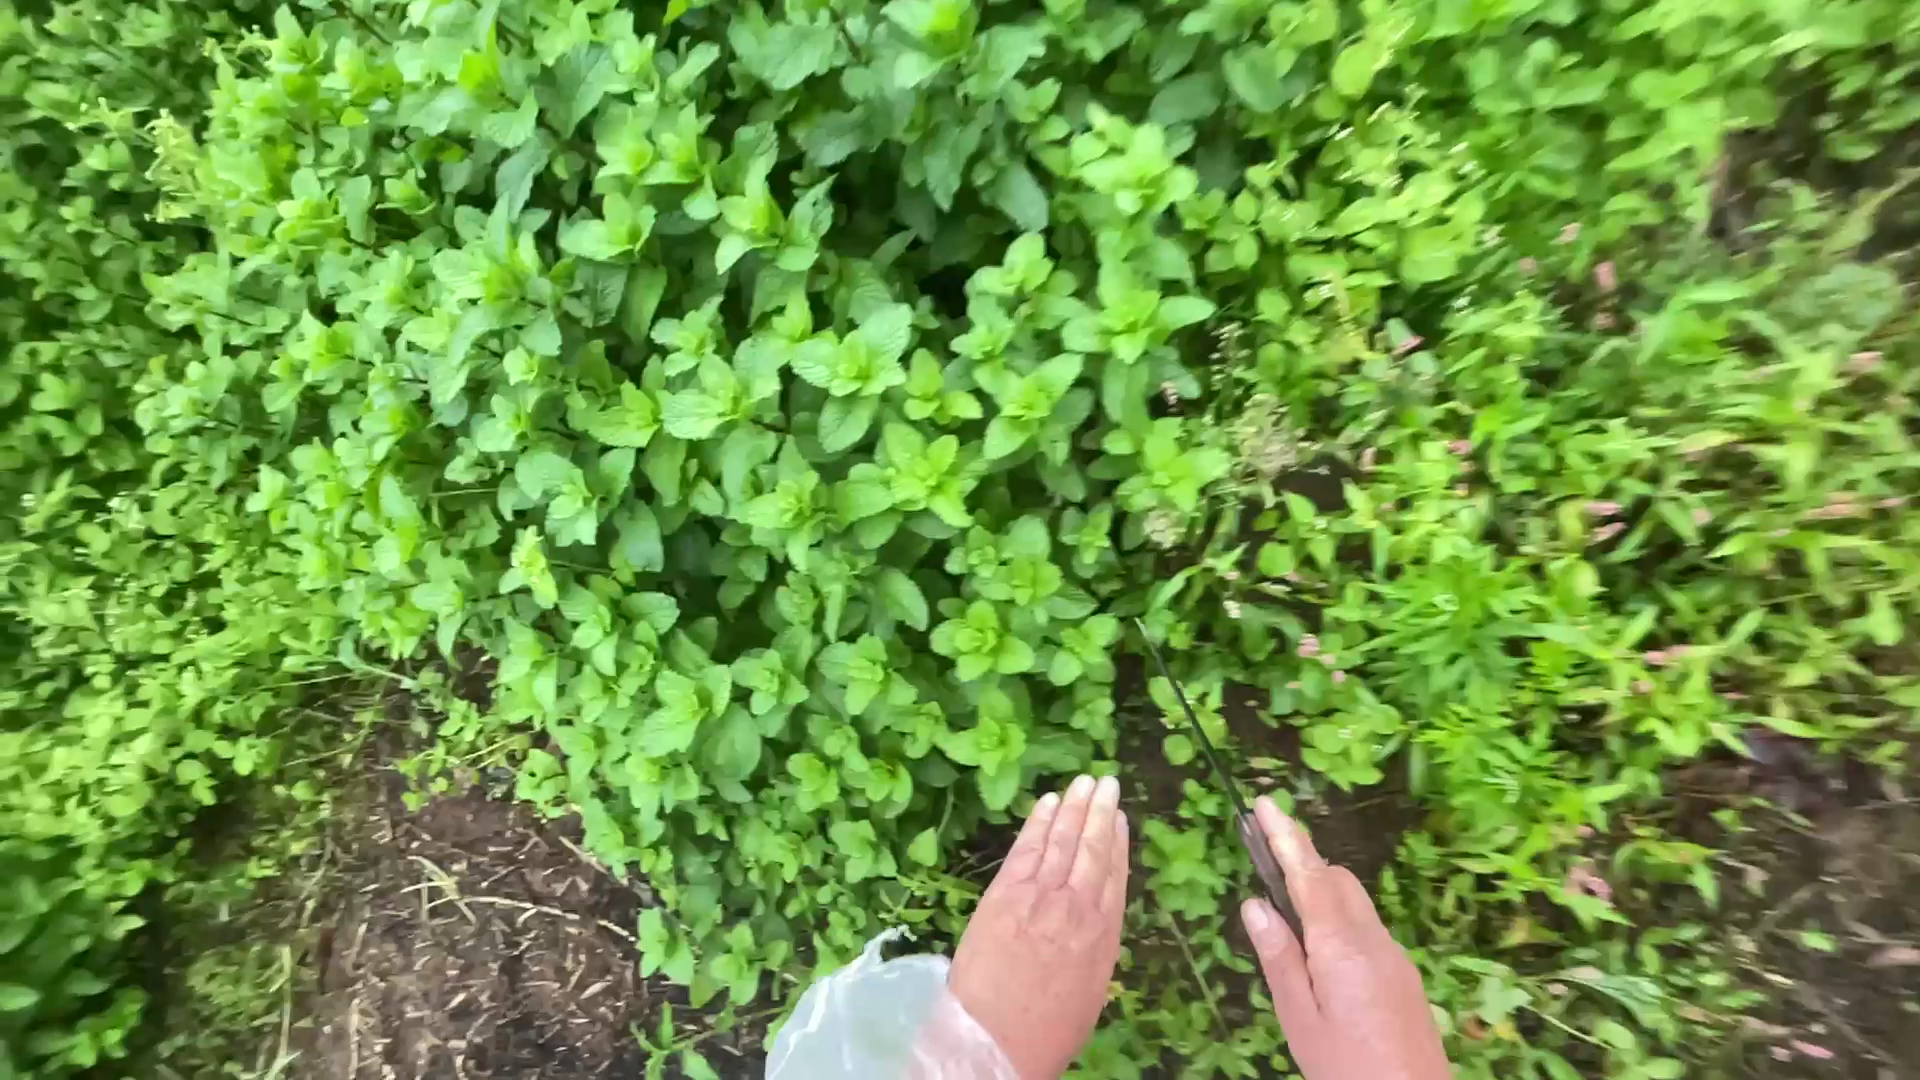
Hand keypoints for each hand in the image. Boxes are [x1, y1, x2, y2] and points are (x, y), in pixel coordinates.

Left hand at [948, 775, 1128, 1079]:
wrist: (993, 1042)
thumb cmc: (1044, 1030)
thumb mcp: (1089, 990)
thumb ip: (1095, 943)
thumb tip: (1097, 911)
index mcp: (1102, 936)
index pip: (1114, 876)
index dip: (1118, 842)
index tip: (1121, 817)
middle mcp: (1075, 909)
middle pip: (1092, 849)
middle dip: (1100, 811)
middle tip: (1108, 781)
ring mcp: (1039, 896)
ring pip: (1063, 840)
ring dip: (1074, 807)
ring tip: (1084, 781)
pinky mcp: (1005, 892)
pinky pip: (1027, 846)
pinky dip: (1040, 821)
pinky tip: (1049, 802)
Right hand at [1240, 796, 1449, 1079]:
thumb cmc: (1347, 1070)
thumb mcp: (1299, 1018)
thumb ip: (1279, 957)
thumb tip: (1255, 904)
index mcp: (1342, 947)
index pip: (1309, 874)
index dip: (1285, 835)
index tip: (1265, 802)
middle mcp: (1374, 941)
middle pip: (1338, 880)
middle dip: (1303, 862)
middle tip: (1264, 868)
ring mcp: (1396, 958)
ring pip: (1354, 903)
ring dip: (1320, 892)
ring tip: (1287, 919)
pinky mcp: (1406, 978)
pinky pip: (1366, 929)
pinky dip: (1338, 921)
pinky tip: (1322, 960)